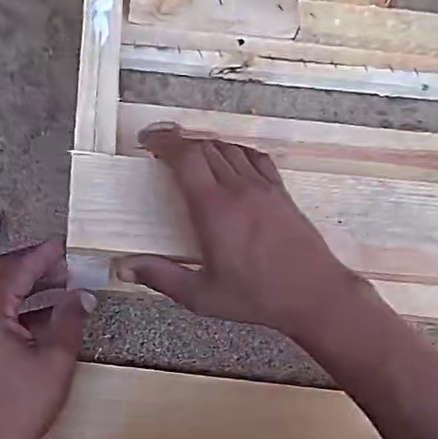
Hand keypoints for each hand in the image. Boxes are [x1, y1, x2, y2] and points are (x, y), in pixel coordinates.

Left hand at [0, 240, 93, 438]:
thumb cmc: (21, 405)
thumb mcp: (55, 359)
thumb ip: (70, 319)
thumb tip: (83, 294)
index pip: (14, 271)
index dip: (40, 255)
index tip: (63, 245)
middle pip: (1, 275)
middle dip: (33, 264)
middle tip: (64, 259)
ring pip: (2, 294)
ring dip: (31, 284)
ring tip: (65, 281)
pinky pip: (5, 314)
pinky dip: (29, 306)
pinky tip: (55, 311)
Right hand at [117, 124, 371, 342]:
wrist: (313, 294)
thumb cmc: (257, 297)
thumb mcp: (202, 296)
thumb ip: (162, 278)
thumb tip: (125, 269)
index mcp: (214, 209)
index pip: (185, 156)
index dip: (163, 142)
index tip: (148, 142)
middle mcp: (238, 189)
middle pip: (204, 146)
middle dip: (179, 142)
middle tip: (161, 149)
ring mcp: (263, 187)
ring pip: (229, 148)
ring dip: (206, 146)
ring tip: (190, 156)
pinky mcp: (281, 192)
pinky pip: (255, 157)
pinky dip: (236, 151)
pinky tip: (230, 160)